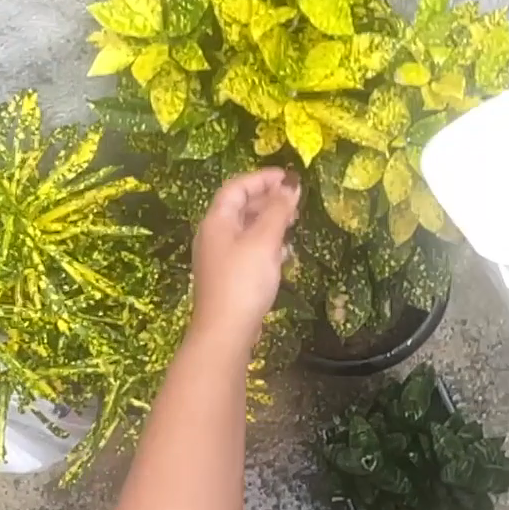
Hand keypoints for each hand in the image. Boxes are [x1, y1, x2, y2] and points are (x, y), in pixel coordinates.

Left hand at [191, 169, 299, 350]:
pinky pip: (247, 248)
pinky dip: (266, 242)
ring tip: (292, 222)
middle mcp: (214, 235)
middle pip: (239, 207)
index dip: (261, 179)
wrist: (225, 331)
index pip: (237, 187)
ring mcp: (219, 257)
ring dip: (268, 221)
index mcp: (217, 221)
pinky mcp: (228, 276)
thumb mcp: (264, 241)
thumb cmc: (243, 281)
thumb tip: (291, 186)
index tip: (288, 177)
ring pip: (245, 228)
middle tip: (294, 201)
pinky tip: (283, 252)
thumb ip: (278, 211)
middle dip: (267, 199)